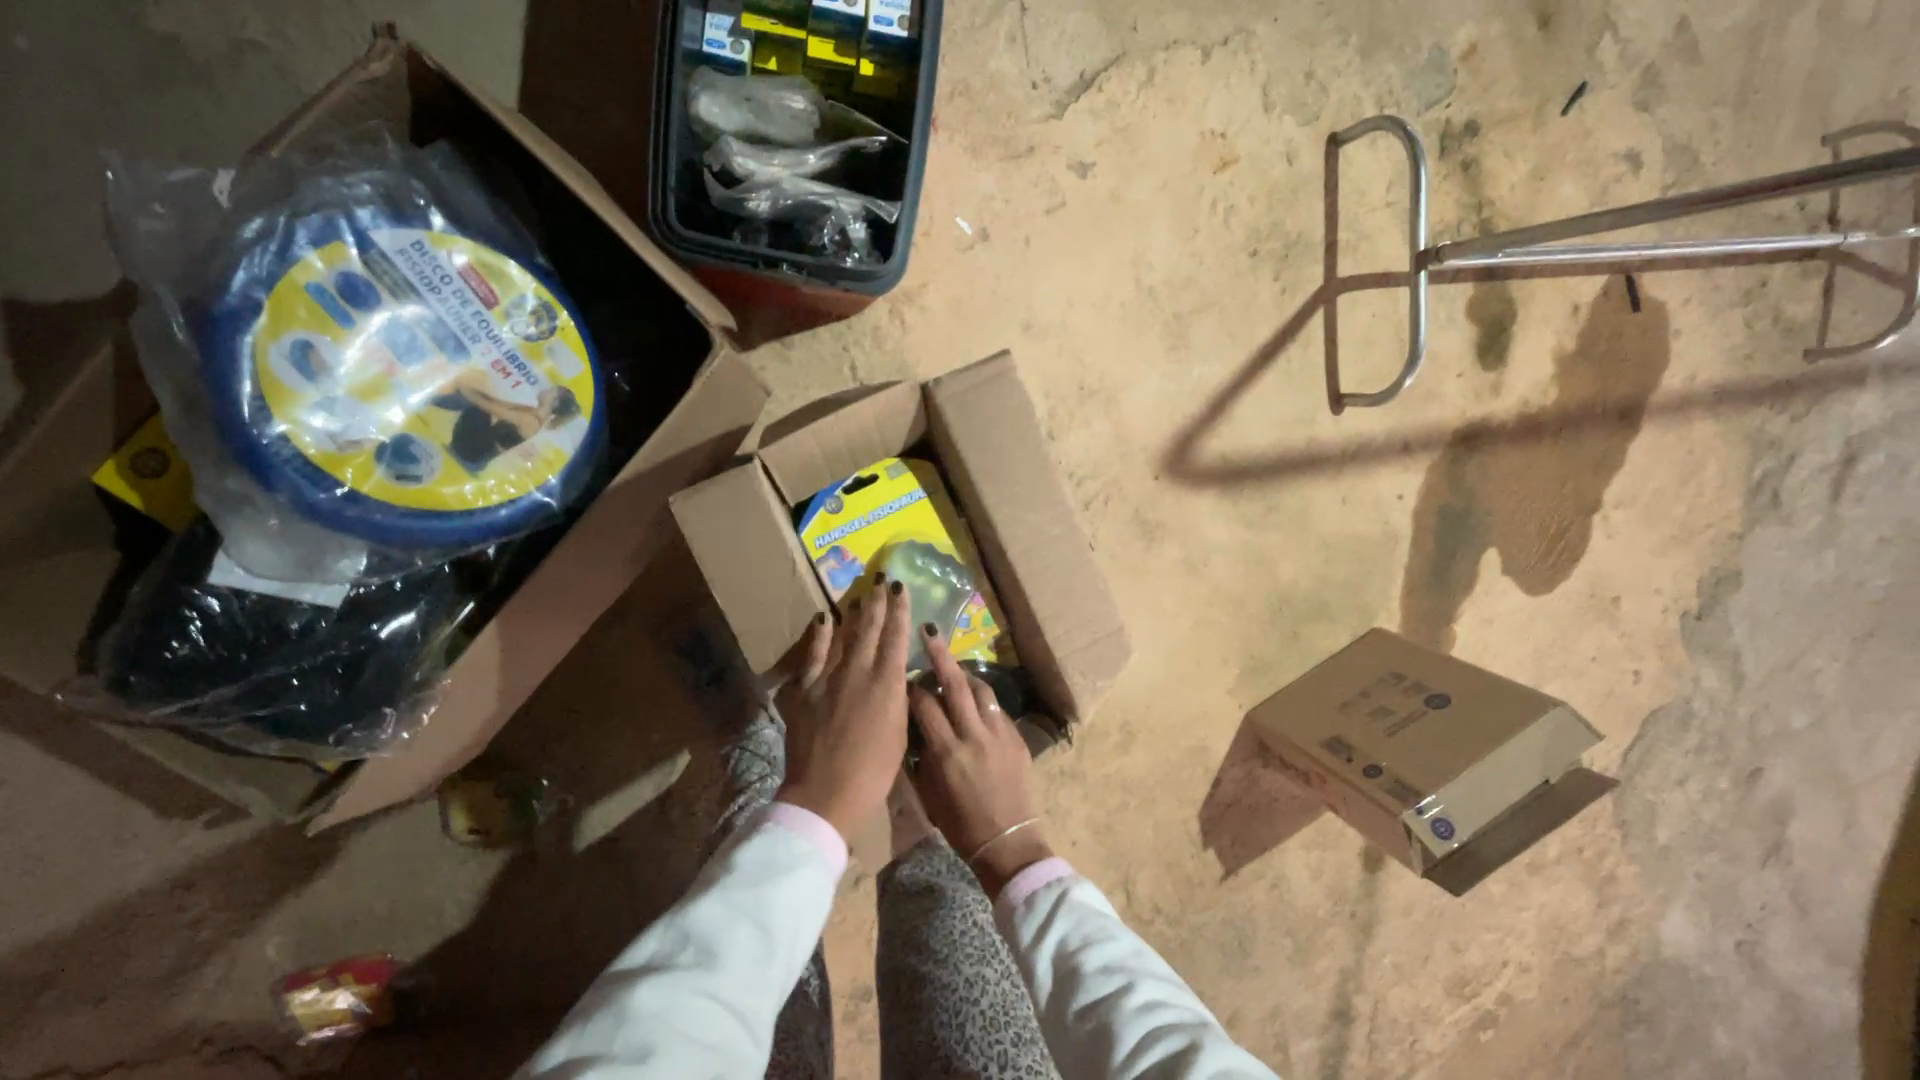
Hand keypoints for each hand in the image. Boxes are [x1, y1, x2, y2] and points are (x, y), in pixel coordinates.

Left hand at [775, 575, 914, 839]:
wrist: (827, 791)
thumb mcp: (899, 731)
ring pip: (843, 636)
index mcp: (888, 683)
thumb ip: (897, 698)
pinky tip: (823, 619)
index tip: (901, 589)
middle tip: (881, 580)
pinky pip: (813, 655)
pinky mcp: (805, 689)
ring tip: (859, 594)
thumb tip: (896, 677)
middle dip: (877, 602)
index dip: (899, 610)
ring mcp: (829, 678)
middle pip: (869, 629)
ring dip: (852, 614)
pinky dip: (819, 636)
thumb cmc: (874, 770)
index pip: (896, 637)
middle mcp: (859, 671)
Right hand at [908, 629, 1053, 896]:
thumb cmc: (961, 825)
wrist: (1007, 842)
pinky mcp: (1017, 739)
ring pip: (981, 690)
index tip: (903, 679)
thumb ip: (921, 757)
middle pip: (954, 684)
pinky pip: (997, 709)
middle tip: (930, 632)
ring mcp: (999, 734)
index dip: (911, 688)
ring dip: (965, 675)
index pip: (924, 705)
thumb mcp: (929, 793)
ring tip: (954, 667)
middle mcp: (973, 735)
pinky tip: (976, 701)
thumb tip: (915, 731)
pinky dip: (983, 700)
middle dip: (940, 656)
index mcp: (946, 751)